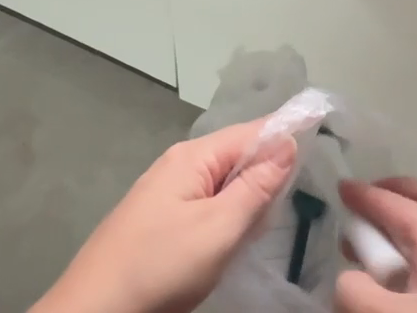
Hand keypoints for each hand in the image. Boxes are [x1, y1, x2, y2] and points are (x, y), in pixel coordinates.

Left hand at [32, 120, 298, 312]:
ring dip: (249, 196)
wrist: (96, 309)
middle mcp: (180, 164)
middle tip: (295, 191)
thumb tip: (287, 142)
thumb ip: (255, 187)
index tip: (321, 122)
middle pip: (239, 155)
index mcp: (194, 157)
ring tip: (268, 215)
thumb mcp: (218, 228)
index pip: (252, 131)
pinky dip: (229, 213)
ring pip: (225, 182)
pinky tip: (235, 234)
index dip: (286, 128)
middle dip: (267, 170)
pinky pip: (209, 203)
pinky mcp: (162, 219)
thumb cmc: (161, 264)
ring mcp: (168, 191)